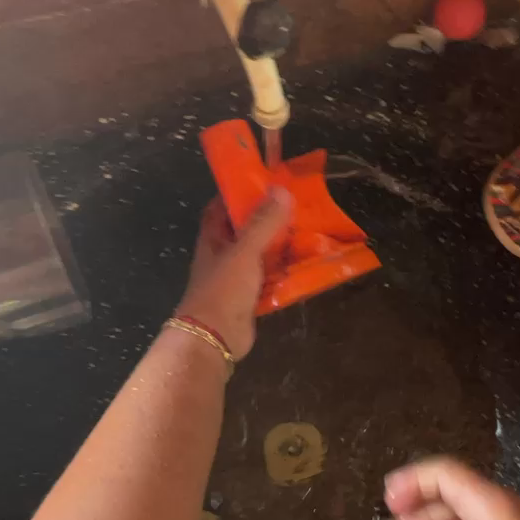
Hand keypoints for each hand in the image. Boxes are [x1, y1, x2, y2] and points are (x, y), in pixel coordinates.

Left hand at [175, 187, 292, 358]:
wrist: (215, 336)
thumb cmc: (223, 289)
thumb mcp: (245, 250)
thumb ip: (263, 223)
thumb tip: (281, 190)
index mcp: (212, 238)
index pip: (221, 207)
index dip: (238, 193)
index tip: (262, 183)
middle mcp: (222, 255)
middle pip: (245, 230)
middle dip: (267, 220)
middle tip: (295, 207)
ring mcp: (236, 278)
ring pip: (260, 255)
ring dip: (279, 247)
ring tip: (306, 232)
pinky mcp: (249, 298)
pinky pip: (269, 279)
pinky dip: (284, 273)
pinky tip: (304, 266)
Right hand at [381, 457, 519, 519]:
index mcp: (489, 505)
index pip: (445, 473)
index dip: (412, 480)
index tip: (388, 500)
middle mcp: (499, 504)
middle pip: (452, 485)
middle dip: (419, 497)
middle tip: (393, 519)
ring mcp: (509, 519)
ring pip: (463, 504)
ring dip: (433, 515)